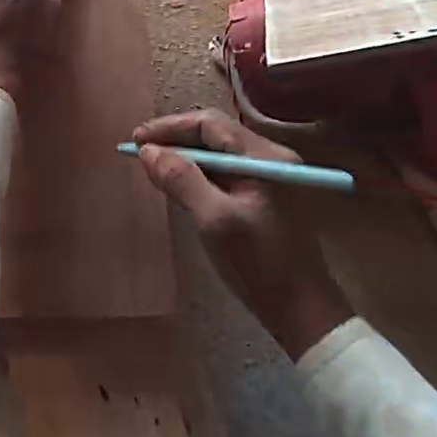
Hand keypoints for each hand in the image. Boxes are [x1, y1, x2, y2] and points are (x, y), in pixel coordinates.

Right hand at [134, 110, 353, 359]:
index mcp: (264, 157)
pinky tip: (176, 184)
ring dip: (183, 157)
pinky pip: (223, 173)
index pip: (209, 124)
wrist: (301, 311)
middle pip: (214, 134)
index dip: (169, 127)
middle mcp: (269, 158)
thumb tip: (148, 151)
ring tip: (152, 166)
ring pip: (216, 154)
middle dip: (174, 139)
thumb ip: (182, 179)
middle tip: (139, 151)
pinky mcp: (263, 196)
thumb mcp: (214, 219)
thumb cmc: (259, 263)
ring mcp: (268, 177)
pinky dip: (197, 174)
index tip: (136, 140)